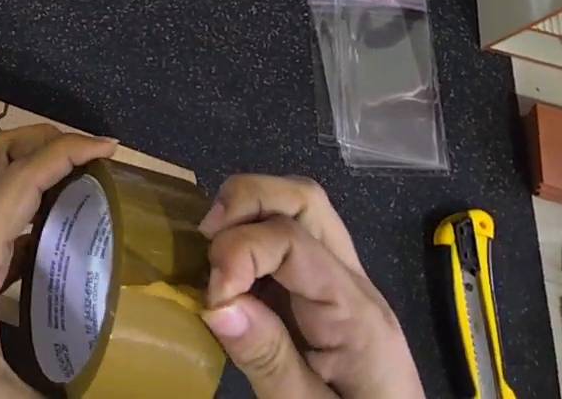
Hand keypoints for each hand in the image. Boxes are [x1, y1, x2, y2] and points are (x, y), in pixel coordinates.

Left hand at [0, 126, 117, 397]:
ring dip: (25, 167)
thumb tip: (107, 394)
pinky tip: (37, 242)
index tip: (111, 148)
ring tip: (70, 188)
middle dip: (42, 137)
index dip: (71, 149)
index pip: (28, 172)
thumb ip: (49, 396)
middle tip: (86, 154)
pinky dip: (13, 208)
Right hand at [198, 175, 424, 398]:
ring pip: (298, 206)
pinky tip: (228, 267)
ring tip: (213, 248)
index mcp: (355, 314)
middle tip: (205, 239)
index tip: (212, 299)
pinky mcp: (324, 293)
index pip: (292, 239)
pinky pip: (290, 234)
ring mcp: (341, 283)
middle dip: (245, 200)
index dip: (239, 252)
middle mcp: (353, 283)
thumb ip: (269, 362)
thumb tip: (217, 304)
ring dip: (248, 210)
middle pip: (304, 200)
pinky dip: (251, 231)